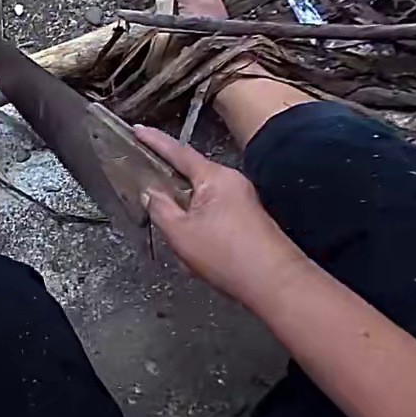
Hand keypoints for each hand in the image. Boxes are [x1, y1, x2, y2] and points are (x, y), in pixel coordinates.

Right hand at [133, 125, 309, 301]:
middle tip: (149, 198)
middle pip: (188, 177)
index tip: (138, 131)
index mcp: (215, 178)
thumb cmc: (231, 257)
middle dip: (168, 191)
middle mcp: (231, 183)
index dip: (154, 141)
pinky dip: (198, 228)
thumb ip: (159, 208)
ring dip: (184, 218)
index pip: (178, 152)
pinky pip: (212, 214)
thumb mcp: (180, 232)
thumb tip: (150, 193)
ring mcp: (241, 200)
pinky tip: (195, 251)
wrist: (276, 285)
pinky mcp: (246, 218)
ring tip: (178, 241)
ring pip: (199, 200)